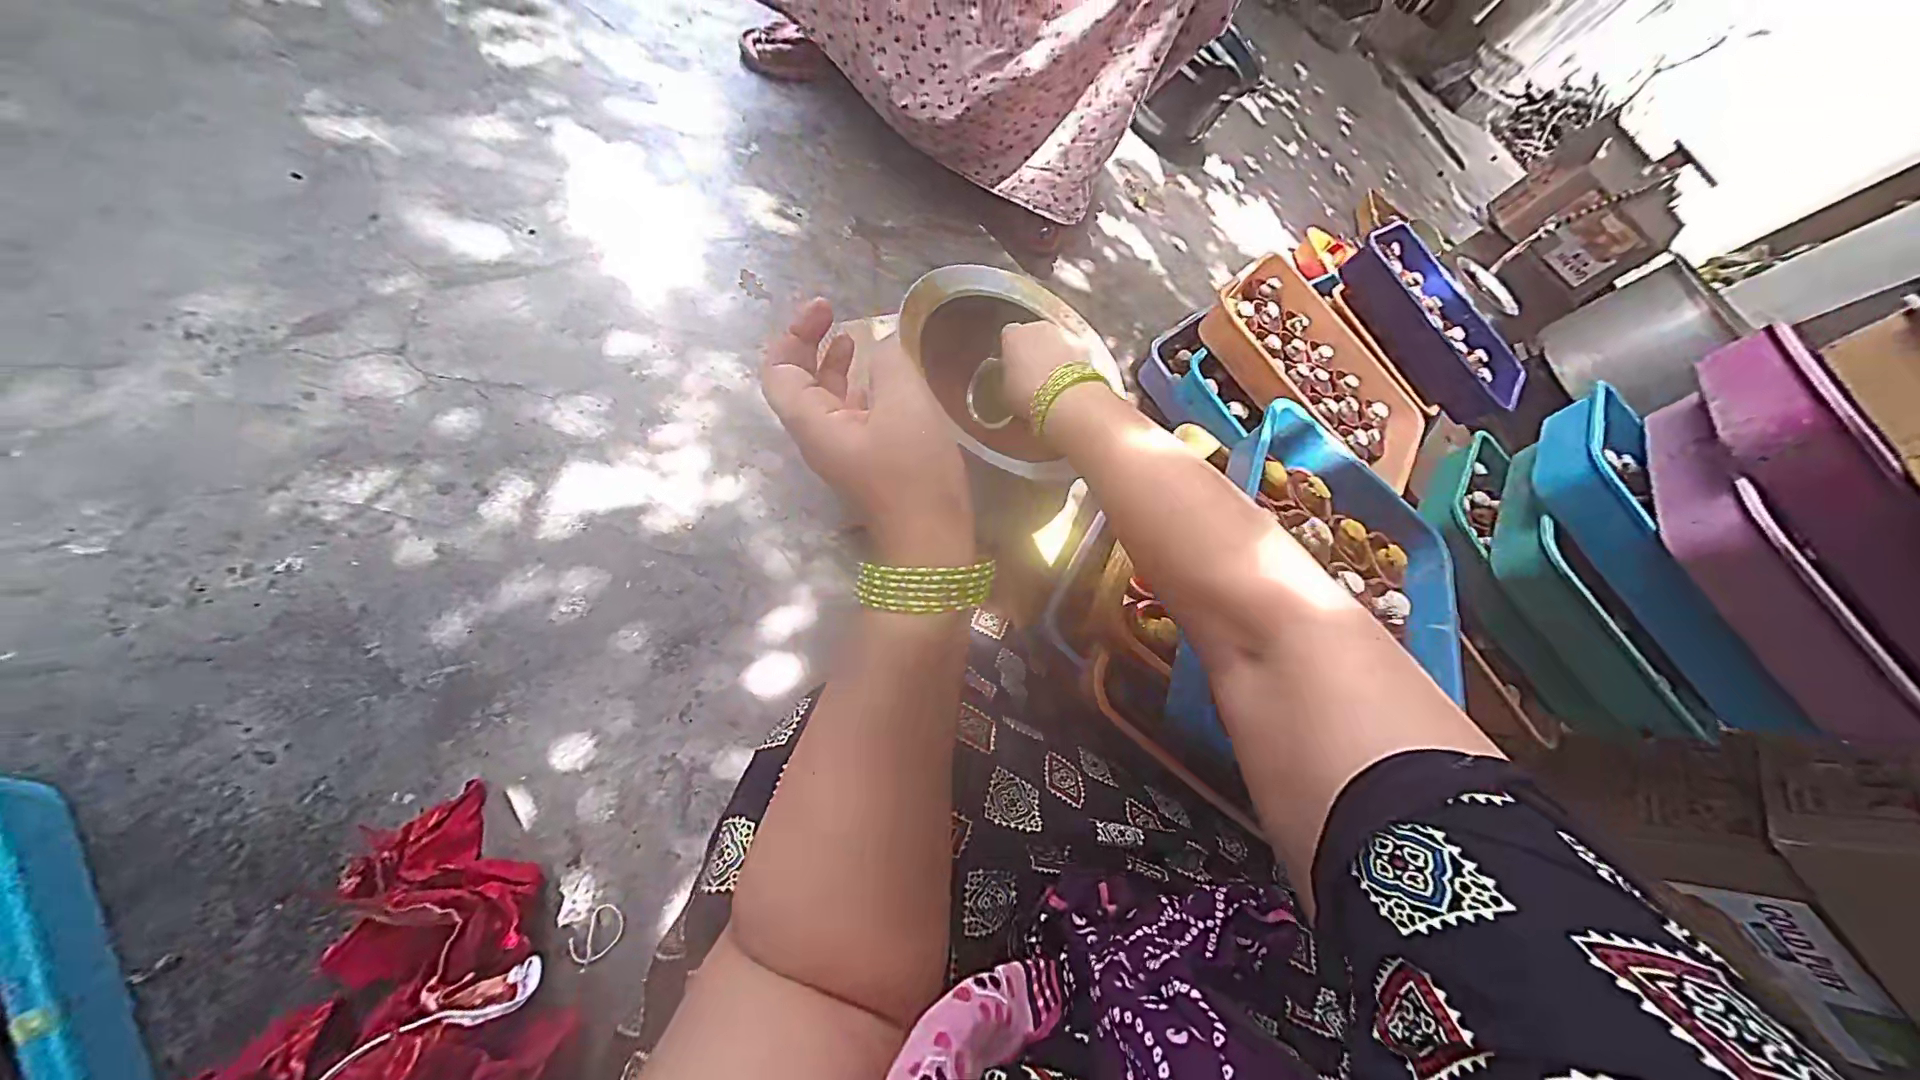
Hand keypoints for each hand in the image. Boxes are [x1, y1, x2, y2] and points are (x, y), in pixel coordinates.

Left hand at [762, 299, 975, 566]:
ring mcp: (842, 449)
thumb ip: (890, 363)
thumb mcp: (907, 406)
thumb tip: (883, 343)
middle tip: (837, 316)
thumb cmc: (915, 474)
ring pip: (825, 398)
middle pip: (797, 381)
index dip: (794, 333)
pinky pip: (851, 414)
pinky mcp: (867, 459)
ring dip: (835, 364)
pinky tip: (885, 376)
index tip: (828, 309)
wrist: (931, 541)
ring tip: (856, 339)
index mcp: (813, 423)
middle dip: (812, 344)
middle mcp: (819, 436)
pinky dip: (860, 387)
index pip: (778, 370)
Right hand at [998, 320, 1098, 420]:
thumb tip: (1012, 381)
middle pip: (1034, 335)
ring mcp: (1064, 335)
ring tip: (1052, 382)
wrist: (1067, 399)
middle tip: (1031, 375)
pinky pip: (1071, 354)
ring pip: (1055, 343)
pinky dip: (1070, 365)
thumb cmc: (1027, 395)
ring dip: (1053, 356)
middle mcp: (1039, 327)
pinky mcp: (1084, 348)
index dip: (1010, 351)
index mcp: (1014, 335)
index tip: (1011, 366)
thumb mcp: (1006, 393)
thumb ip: (1007, 379)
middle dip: (1033, 350)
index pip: (1008, 336)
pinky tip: (1068, 384)